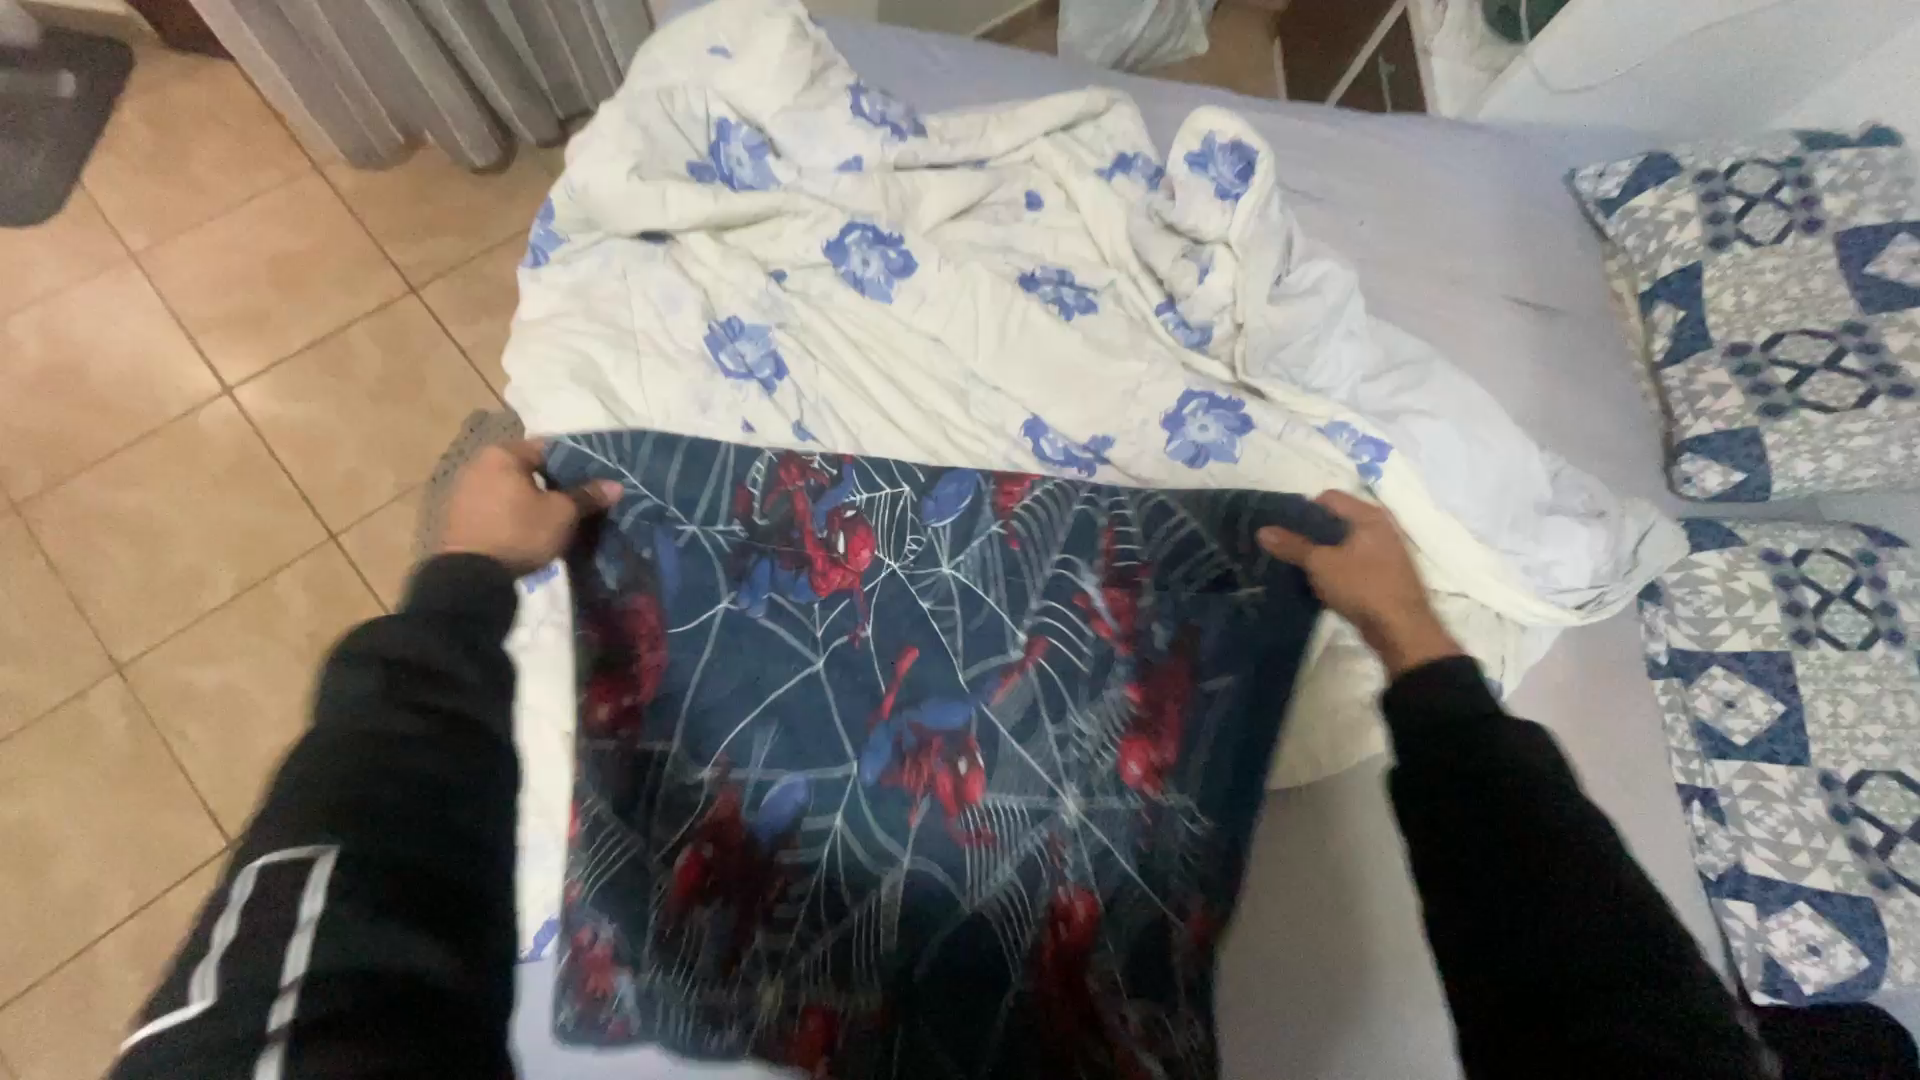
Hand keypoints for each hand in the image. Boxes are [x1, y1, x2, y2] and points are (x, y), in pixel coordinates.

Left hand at [436, 440, 621, 576]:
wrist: (471, 574)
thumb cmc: (520, 531)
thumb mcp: (562, 513)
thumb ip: (587, 495)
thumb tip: (616, 485)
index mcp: (503, 454)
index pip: (549, 448)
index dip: (577, 462)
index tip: (596, 477)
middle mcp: (478, 463)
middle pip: (529, 467)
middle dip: (555, 481)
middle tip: (581, 497)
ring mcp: (464, 489)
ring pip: (512, 487)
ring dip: (535, 498)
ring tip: (560, 515)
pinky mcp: (459, 514)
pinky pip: (498, 504)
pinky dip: (516, 511)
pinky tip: (532, 526)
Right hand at [1257, 491, 1462, 677]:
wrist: (1402, 630)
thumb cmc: (1363, 586)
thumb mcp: (1320, 564)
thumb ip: (1291, 545)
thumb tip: (1262, 530)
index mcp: (1369, 516)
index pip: (1328, 498)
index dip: (1303, 510)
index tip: (1283, 529)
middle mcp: (1380, 527)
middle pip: (1335, 520)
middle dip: (1309, 533)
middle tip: (1285, 546)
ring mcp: (1384, 551)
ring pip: (1342, 543)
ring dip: (1320, 552)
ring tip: (1297, 565)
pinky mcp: (1383, 573)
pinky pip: (1351, 561)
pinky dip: (1334, 567)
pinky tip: (1317, 581)